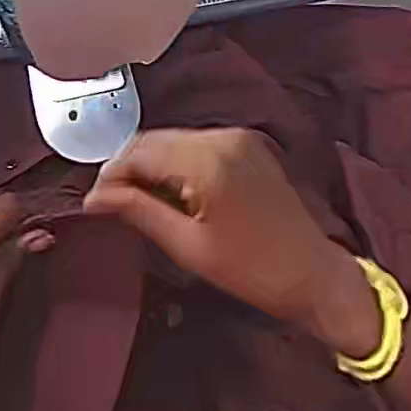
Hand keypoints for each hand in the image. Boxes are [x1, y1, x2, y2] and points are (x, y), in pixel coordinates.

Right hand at [82, 128, 380, 358]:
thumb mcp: (188, 246)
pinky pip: (194, 143)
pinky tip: (169, 187)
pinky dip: (174, 160)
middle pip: (154, 139)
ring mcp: (235, 136)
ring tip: (136, 197)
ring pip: (172, 138)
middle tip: (110, 200)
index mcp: (207, 161)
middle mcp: (221, 137)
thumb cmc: (251, 270)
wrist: (316, 274)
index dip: (111, 174)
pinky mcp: (245, 141)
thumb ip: (139, 211)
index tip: (94, 201)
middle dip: (127, 166)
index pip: (140, 152)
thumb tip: (94, 199)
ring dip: (149, 162)